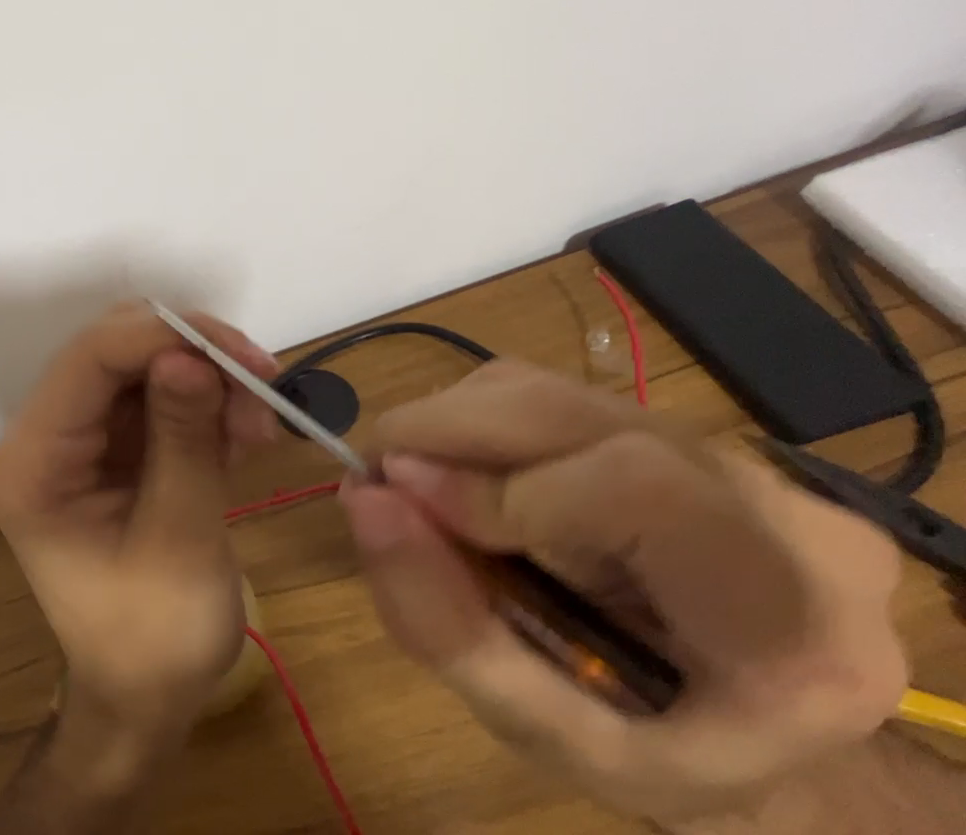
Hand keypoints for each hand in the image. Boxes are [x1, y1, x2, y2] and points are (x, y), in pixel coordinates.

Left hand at [0, 301, 278, 743]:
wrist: (145, 694)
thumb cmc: (154, 638)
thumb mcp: (179, 540)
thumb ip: (182, 440)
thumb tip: (188, 352)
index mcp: (32, 461)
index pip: (88, 360)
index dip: (164, 338)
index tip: (245, 358)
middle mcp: (44, 438)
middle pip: (114, 353)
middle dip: (193, 357)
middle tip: (264, 387)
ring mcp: (78, 441)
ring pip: (143, 369)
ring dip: (209, 383)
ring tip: (259, 431)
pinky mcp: (111, 451)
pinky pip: (158, 400)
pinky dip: (205, 407)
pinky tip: (242, 441)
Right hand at [339, 359, 907, 819]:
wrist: (763, 733)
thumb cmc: (658, 756)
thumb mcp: (548, 738)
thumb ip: (449, 627)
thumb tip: (362, 496)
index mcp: (788, 624)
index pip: (637, 489)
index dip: (497, 488)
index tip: (396, 502)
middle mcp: (789, 516)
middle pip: (578, 416)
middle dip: (446, 430)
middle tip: (375, 475)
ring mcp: (746, 463)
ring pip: (557, 394)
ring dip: (457, 425)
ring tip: (419, 489)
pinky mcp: (694, 436)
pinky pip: (558, 398)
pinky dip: (483, 426)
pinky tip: (470, 484)